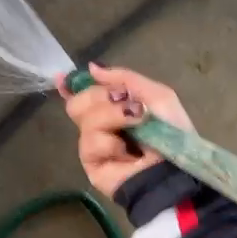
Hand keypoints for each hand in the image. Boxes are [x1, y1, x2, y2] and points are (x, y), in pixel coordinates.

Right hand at [56, 64, 193, 196]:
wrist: (175, 169)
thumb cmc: (172, 132)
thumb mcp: (157, 96)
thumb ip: (125, 78)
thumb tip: (91, 68)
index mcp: (114, 108)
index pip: (83, 93)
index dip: (71, 85)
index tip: (62, 77)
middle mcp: (99, 125)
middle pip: (78, 102)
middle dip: (101, 97)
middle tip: (124, 103)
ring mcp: (93, 144)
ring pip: (83, 118)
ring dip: (111, 117)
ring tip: (135, 125)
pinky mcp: (90, 162)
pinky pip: (90, 142)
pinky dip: (111, 143)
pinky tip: (126, 152)